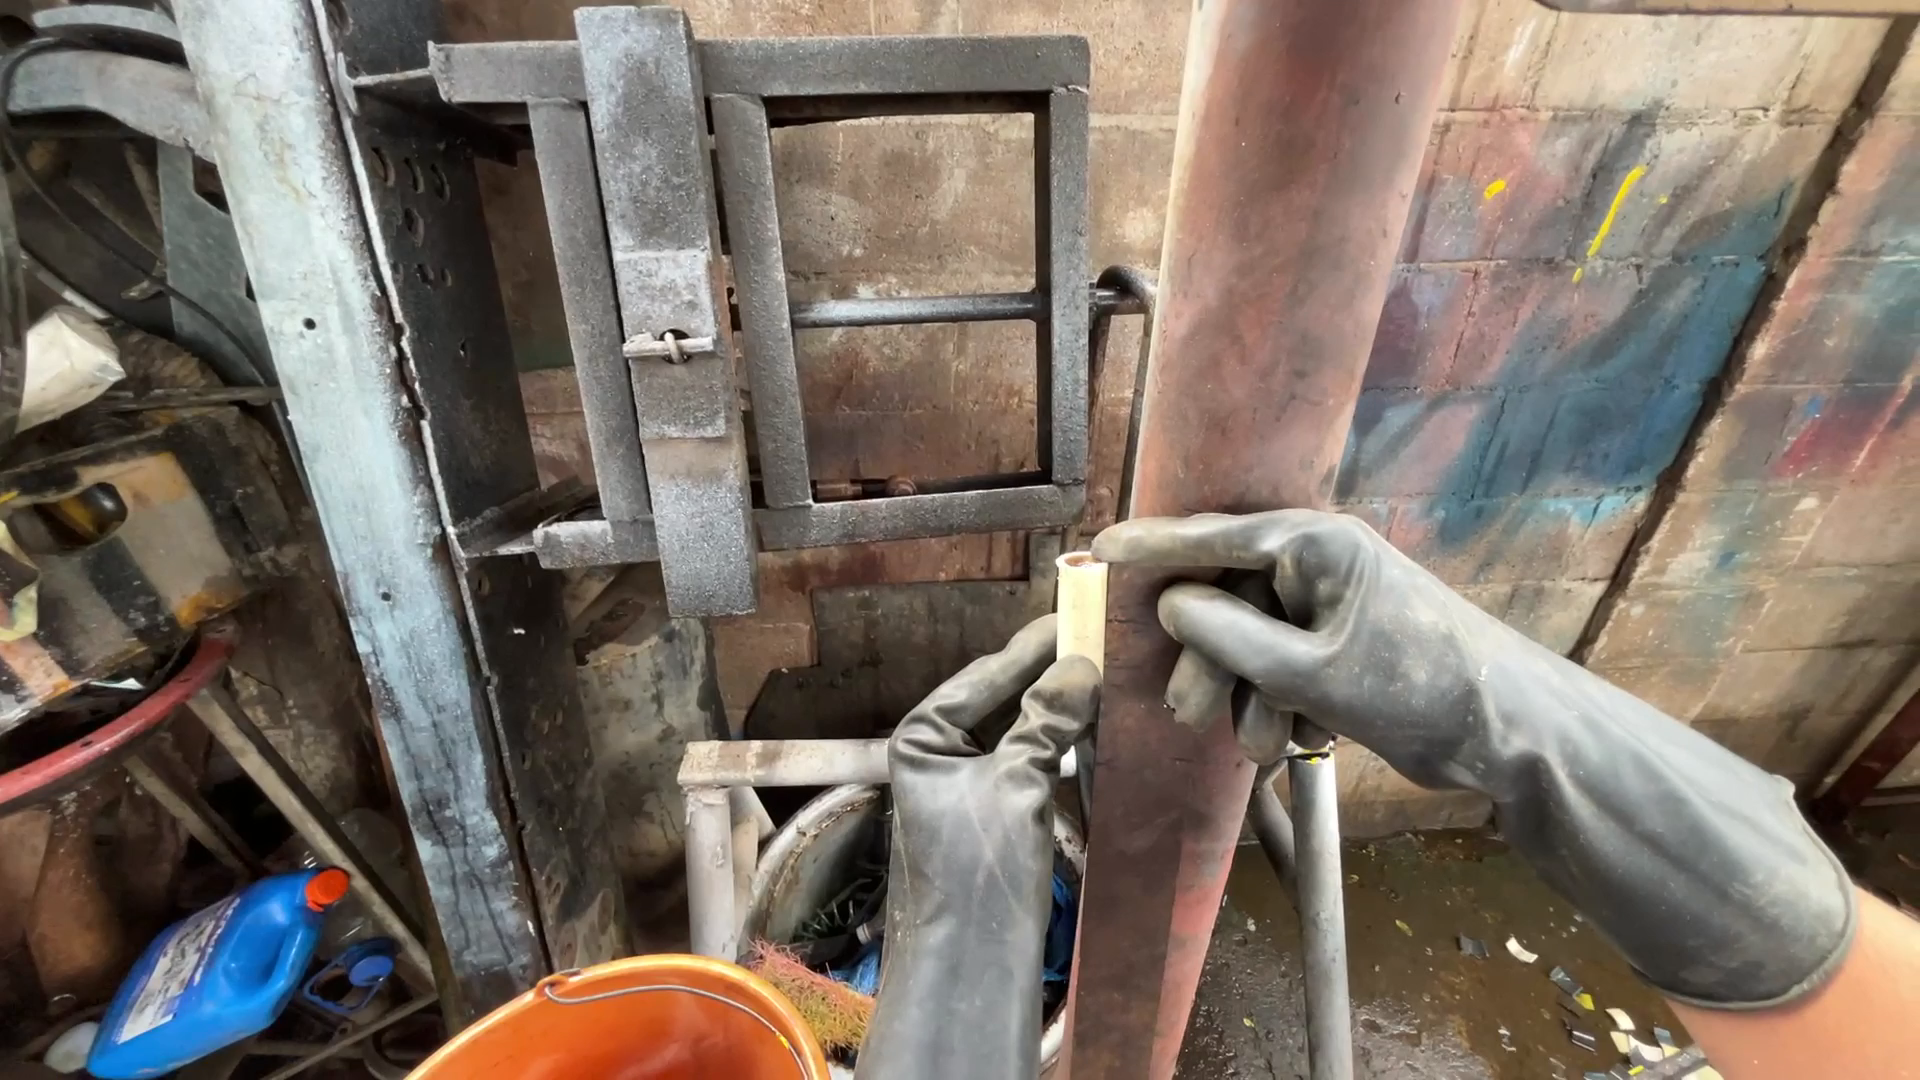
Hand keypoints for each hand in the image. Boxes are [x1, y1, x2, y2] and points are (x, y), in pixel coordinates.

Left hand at [857, 615, 1097, 1079]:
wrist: (971, 968)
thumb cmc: (980, 870)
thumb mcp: (1017, 785)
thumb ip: (1045, 720)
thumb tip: (1082, 664)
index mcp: (921, 735)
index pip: (985, 675)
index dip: (1031, 648)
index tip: (1073, 619)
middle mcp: (935, 751)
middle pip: (998, 699)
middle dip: (1045, 676)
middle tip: (1094, 643)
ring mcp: (961, 781)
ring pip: (1014, 728)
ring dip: (1053, 708)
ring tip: (1099, 676)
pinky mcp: (988, 809)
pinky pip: (1023, 759)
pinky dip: (1053, 743)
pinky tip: (1086, 726)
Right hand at [1093, 511, 1853, 1008]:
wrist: (1511, 738)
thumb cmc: (1417, 688)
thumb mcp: (1310, 670)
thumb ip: (1229, 635)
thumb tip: (1171, 603)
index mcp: (1312, 544)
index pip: (1214, 537)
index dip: (1152, 546)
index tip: (1100, 549)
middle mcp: (1312, 562)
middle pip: (1223, 600)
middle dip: (1208, 662)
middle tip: (1187, 711)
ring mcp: (1321, 603)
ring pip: (1245, 641)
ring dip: (1245, 695)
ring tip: (1260, 742)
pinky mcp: (1330, 642)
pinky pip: (1273, 663)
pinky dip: (1276, 702)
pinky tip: (1298, 737)